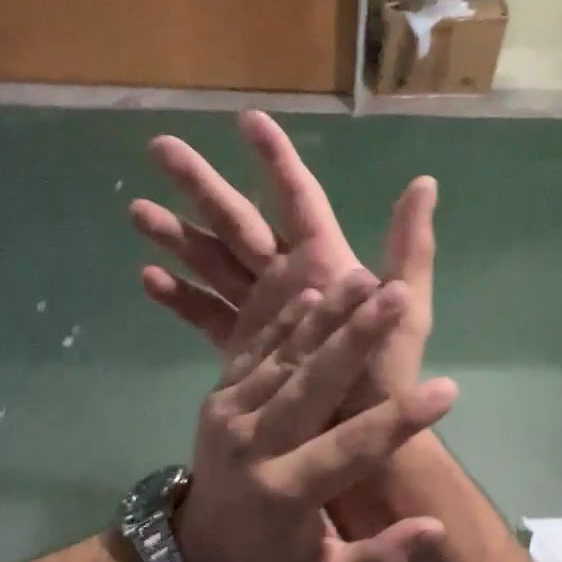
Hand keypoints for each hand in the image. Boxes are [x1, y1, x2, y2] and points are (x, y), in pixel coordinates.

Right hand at [130, 111, 436, 410]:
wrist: (364, 442)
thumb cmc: (387, 378)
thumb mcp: (406, 313)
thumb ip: (410, 251)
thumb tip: (423, 182)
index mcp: (326, 263)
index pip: (297, 198)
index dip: (274, 159)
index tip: (248, 119)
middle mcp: (291, 279)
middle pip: (239, 222)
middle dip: (200, 186)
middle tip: (159, 148)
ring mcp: (266, 313)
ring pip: (214, 262)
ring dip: (178, 237)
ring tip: (137, 211)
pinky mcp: (247, 347)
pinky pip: (207, 315)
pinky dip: (179, 298)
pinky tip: (147, 280)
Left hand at [177, 269, 457, 561]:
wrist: (195, 544)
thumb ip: (380, 557)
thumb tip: (436, 527)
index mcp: (284, 493)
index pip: (351, 450)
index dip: (399, 422)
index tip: (447, 390)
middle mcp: (253, 446)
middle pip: (311, 384)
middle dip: (358, 338)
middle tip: (398, 295)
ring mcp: (229, 413)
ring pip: (284, 356)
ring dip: (326, 315)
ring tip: (364, 276)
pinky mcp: (218, 394)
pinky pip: (253, 350)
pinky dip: (284, 320)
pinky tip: (316, 290)